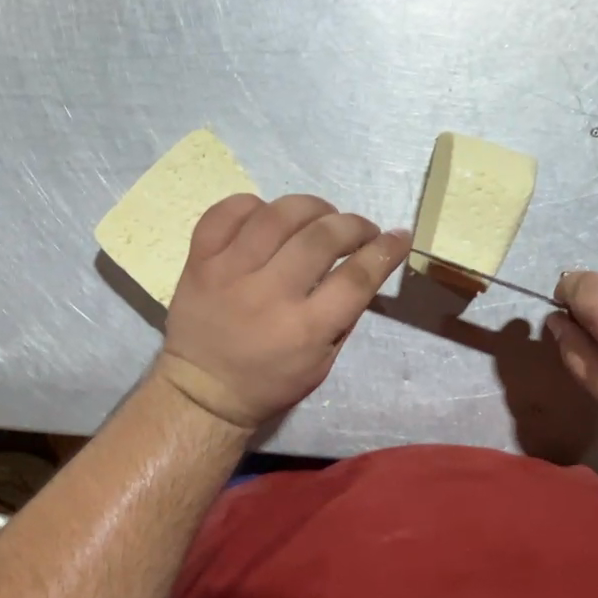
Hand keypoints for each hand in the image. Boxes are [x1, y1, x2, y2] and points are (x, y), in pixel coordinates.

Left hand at [156, 194, 408, 430]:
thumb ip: (343, 317)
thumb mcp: (321, 364)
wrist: (203, 391)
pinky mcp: (200, 260)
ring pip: (278, 215)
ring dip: (311, 207)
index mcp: (305, 329)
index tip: (398, 238)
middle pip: (322, 236)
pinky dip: (253, 205)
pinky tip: (268, 216)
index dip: (385, 250)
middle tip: (361, 230)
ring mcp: (230, 273)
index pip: (357, 277)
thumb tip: (364, 269)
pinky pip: (227, 212)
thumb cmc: (269, 384)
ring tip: (320, 216)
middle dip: (353, 225)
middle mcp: (269, 294)